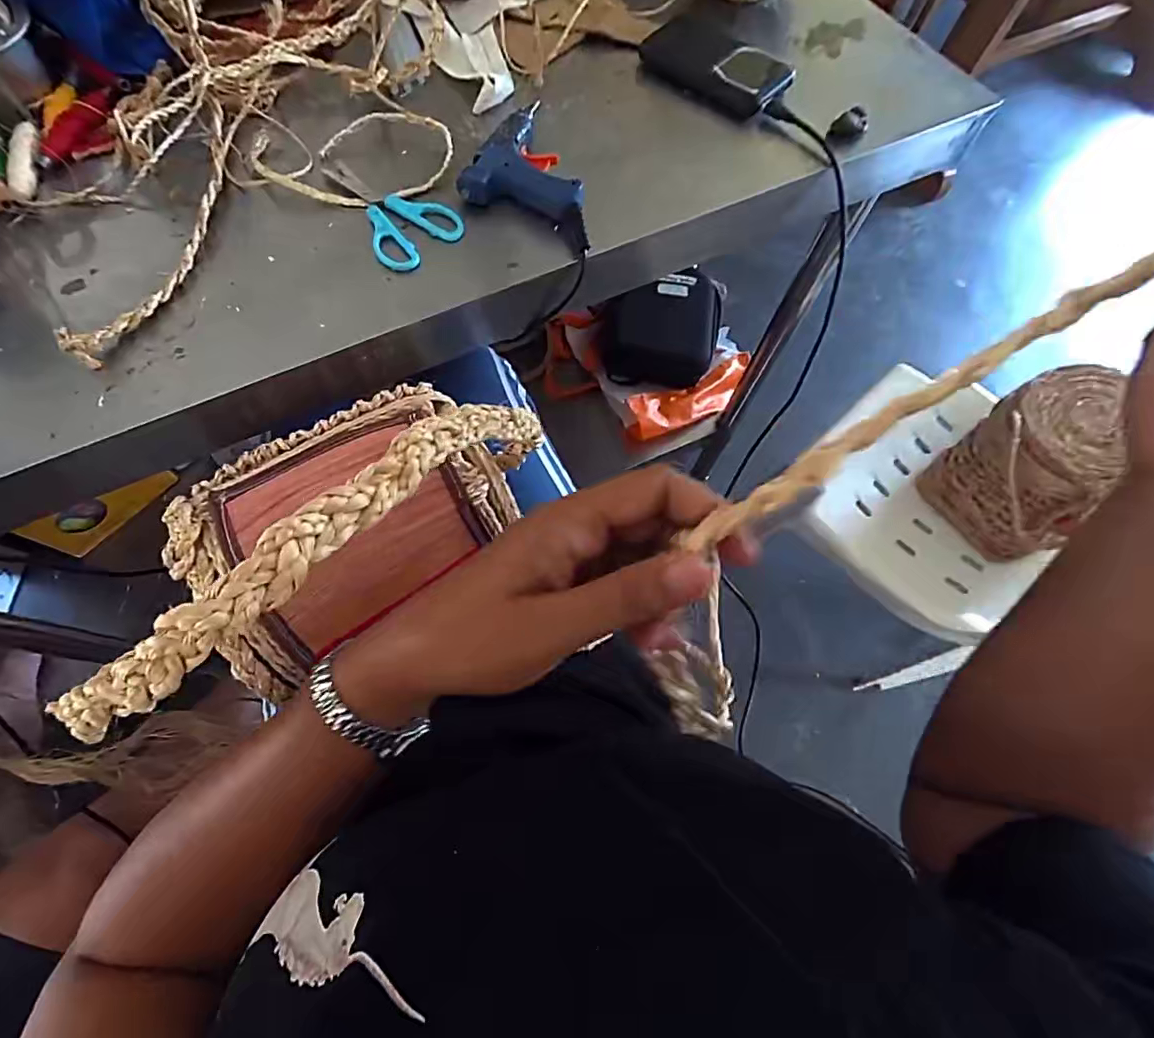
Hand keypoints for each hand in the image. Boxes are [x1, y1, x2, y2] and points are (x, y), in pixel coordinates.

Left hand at [327, 466, 756, 725]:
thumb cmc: (475, 642)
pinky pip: (616, 580)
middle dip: (687, 557)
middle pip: (653, 519)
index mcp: (572, 520)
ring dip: (663, 589)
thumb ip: (628, 595)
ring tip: (659, 639)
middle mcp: (575, 527)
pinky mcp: (562, 580)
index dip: (706, 510)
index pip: (656, 488)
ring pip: (639, 553)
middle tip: (700, 608)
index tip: (743, 556)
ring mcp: (568, 554)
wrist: (410, 665)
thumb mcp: (557, 625)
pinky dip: (638, 604)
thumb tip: (704, 566)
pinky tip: (643, 639)